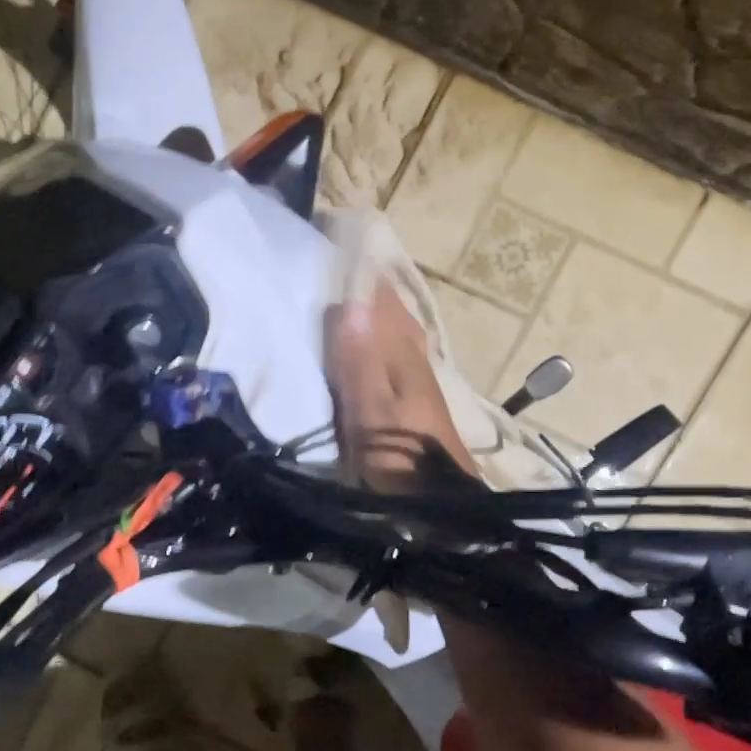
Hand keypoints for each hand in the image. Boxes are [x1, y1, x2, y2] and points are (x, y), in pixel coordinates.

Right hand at [324, 278, 473, 492]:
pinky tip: (340, 346)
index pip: (377, 292)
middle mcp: (410, 353)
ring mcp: (411, 376)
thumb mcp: (374, 417)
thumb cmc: (405, 463)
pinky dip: (359, 340)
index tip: (318, 237)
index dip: (353, 265)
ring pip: (381, 328)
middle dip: (352, 284)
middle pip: (381, 306)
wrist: (442, 513)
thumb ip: (359, 363)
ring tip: (318, 295)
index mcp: (402, 350)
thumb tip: (348, 301)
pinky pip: (378, 353)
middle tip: (307, 263)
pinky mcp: (406, 399)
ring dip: (355, 310)